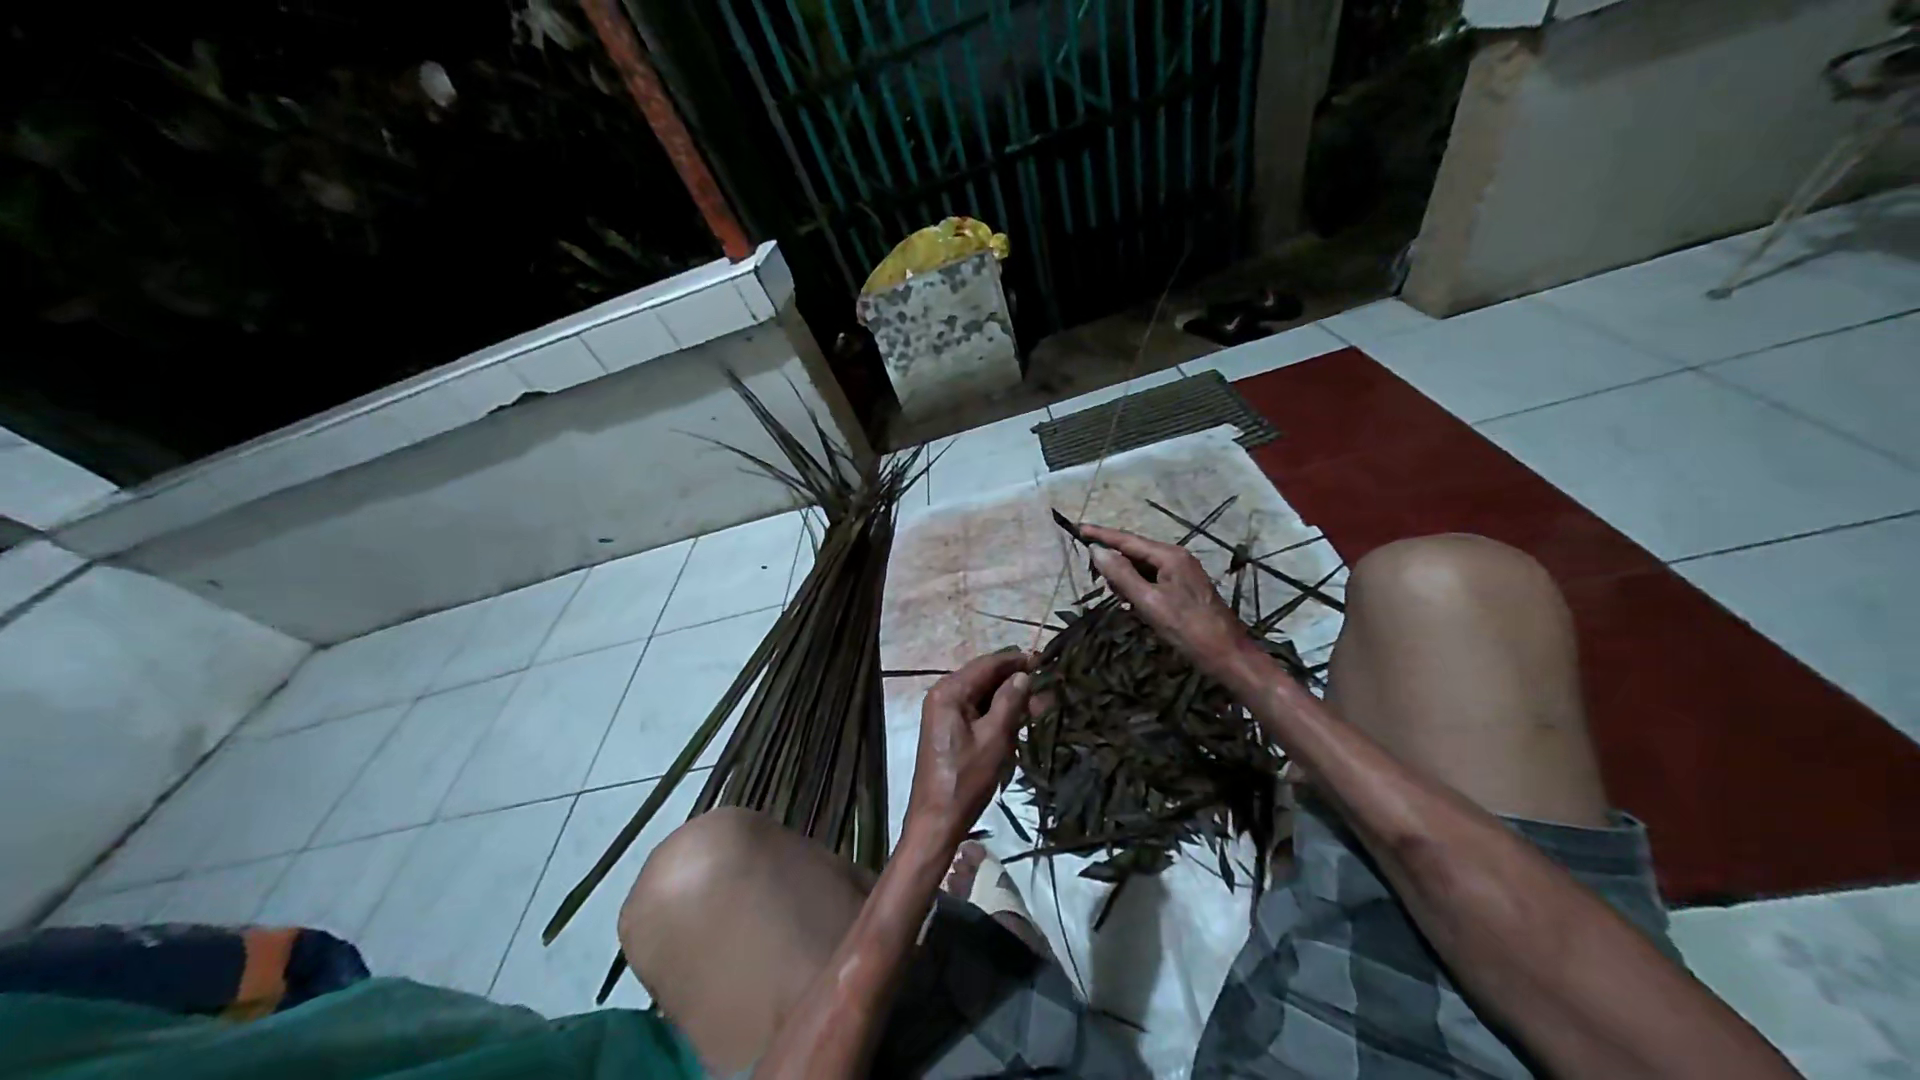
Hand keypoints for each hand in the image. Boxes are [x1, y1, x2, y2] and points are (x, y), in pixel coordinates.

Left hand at [908, 651, 1031, 846]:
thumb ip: (1010, 701)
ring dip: (1009, 697)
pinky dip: (997, 712)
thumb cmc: (966, 779)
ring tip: (1041, 703)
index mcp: (948, 692)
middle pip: (984, 677)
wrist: (937, 820)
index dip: (1016, 660)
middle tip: (1047, 684)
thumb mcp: (994, 738)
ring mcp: (943, 713)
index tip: (1044, 660)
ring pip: (981, 695)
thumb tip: (1024, 674)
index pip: (987, 664)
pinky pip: (976, 711)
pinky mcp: (948, 729)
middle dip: (1015, 680)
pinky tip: (1020, 718)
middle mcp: (942, 695)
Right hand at [1080, 524, 1249, 676]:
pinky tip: (1130, 601)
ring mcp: (1182, 572)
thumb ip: (1122, 575)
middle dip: (1113, 560)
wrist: (1227, 653)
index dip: (1101, 534)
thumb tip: (1097, 551)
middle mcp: (1176, 557)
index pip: (1127, 539)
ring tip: (1115, 594)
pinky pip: (1153, 578)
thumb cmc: (1187, 628)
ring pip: (1143, 566)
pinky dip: (1137, 586)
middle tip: (1093, 574)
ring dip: (1124, 576)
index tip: (1078, 528)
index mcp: (1169, 556)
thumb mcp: (1149, 602)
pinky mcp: (1184, 587)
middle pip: (1135, 550)